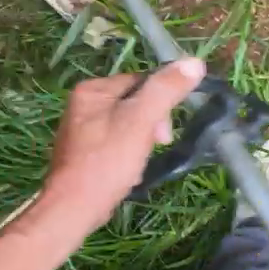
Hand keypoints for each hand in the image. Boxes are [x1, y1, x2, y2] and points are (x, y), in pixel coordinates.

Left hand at [35, 58, 205, 231]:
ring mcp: (82, 129)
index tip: (163, 133)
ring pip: (128, 127)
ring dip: (140, 144)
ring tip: (136, 165)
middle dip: (150, 127)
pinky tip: (127, 173)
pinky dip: (127, 157)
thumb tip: (195, 62)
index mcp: (92, 89)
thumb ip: (166, 90)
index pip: (141, 81)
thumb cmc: (107, 160)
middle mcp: (83, 104)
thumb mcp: (140, 120)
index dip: (160, 104)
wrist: (73, 207)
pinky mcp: (85, 152)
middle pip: (135, 104)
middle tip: (153, 148)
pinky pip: (116, 145)